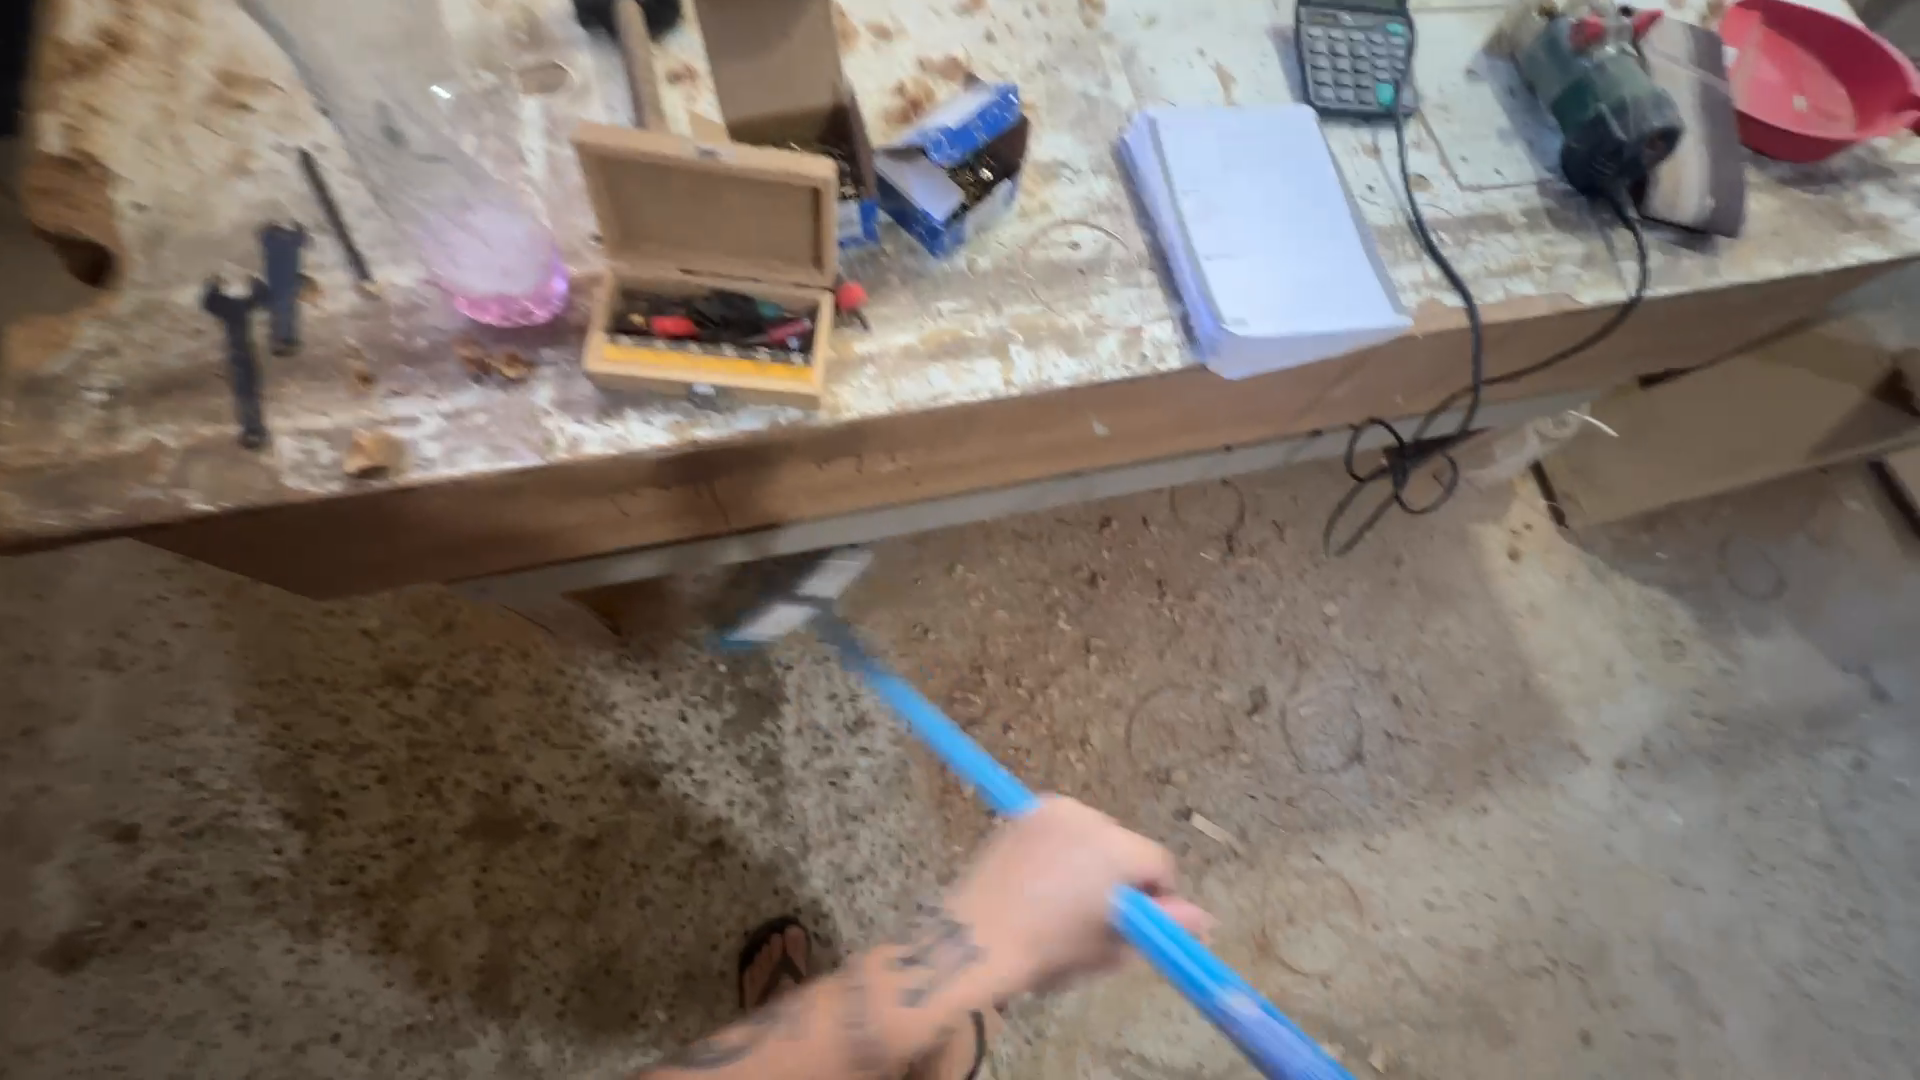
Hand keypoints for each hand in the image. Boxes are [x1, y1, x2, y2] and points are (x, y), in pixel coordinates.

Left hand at [944, 796, 1213, 999]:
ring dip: (1090, 854)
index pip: (1160, 863)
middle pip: (1125, 843)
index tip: (1136, 921)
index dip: (1157, 895)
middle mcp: (1090, 816)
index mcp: (1118, 849)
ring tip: (1063, 895)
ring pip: (1092, 831)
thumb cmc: (1052, 949)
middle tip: (1096, 911)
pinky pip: (1059, 825)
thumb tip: (1202, 918)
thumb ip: (1161, 925)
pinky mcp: (1025, 811)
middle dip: (1120, 872)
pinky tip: (1041, 876)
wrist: (980, 934)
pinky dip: (1060, 843)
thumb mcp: (1113, 947)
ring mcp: (1052, 809)